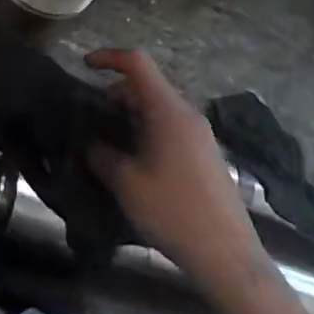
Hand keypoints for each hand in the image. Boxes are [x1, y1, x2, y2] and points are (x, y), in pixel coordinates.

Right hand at [85, 50, 271, 297]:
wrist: (228, 256)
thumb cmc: (174, 212)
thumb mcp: (127, 183)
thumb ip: (102, 156)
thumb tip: (92, 145)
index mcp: (169, 111)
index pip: (138, 64)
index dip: (109, 57)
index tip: (85, 66)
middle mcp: (188, 115)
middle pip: (147, 86)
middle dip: (116, 95)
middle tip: (91, 119)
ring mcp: (200, 135)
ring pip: (159, 109)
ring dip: (131, 116)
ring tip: (109, 143)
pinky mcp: (206, 155)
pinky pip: (171, 128)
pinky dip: (148, 132)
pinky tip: (135, 163)